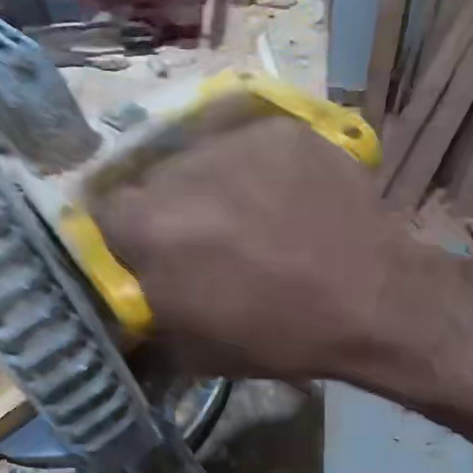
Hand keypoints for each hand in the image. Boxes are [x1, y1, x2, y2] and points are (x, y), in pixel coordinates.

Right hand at [95, 117, 439, 378]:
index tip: (145, 246)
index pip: (100, 212)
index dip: (123, 232)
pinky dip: (256, 164)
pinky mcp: (278, 127)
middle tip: (204, 229)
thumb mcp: (191, 345)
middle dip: (168, 204)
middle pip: (149, 177)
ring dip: (210, 180)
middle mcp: (178, 171)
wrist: (371, 299)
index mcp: (147, 228)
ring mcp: (233, 141)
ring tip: (249, 209)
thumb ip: (144, 305)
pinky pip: (247, 141)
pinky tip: (283, 192)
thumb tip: (125, 284)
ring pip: (198, 154)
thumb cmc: (279, 334)